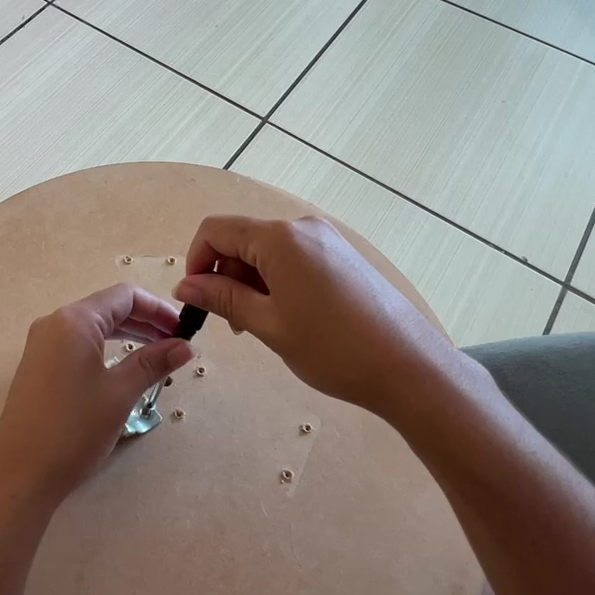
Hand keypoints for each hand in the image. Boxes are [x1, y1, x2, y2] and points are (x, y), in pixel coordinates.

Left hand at [0, 284, 194, 508]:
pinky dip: (106, 348)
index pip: (124, 296)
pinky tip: (124, 367)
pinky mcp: (38, 366)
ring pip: (93, 327)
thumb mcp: (119, 394)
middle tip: (177, 343)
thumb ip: (152, 363)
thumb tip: (186, 346)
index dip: (158, 308)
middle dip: (145, 321)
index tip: (184, 329)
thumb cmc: (73, 429)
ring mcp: (42, 345)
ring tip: (158, 354)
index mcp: (74, 320)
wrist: (19, 475)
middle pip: (108, 308)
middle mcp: (55, 323)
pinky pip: (78, 344)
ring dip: (127, 335)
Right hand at [173, 215, 458, 413]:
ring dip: (251, 281)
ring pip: (268, 250)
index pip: (216, 230)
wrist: (410, 367)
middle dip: (225, 275)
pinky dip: (277, 281)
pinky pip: (294, 258)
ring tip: (261, 326)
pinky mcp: (342, 256)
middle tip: (232, 323)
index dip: (196, 261)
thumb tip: (184, 286)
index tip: (196, 300)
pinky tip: (288, 317)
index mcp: (279, 238)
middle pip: (242, 238)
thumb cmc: (333, 348)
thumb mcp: (269, 325)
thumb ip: (223, 298)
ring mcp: (326, 240)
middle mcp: (302, 227)